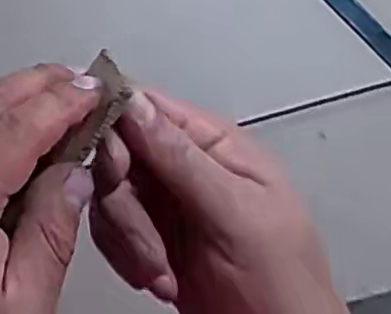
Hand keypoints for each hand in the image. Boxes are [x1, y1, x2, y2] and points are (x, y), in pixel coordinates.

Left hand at [0, 64, 105, 313]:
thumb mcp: (20, 306)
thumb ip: (51, 234)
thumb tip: (76, 173)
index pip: (16, 130)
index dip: (59, 103)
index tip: (94, 89)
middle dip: (42, 83)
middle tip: (86, 79)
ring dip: (24, 90)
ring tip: (67, 90)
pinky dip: (3, 109)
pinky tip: (31, 115)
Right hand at [88, 90, 344, 313]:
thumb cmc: (286, 290)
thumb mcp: (239, 216)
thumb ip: (181, 156)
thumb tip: (130, 99)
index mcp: (208, 140)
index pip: (141, 101)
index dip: (114, 121)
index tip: (116, 163)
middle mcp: (176, 158)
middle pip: (113, 144)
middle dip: (119, 194)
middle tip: (141, 232)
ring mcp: (158, 193)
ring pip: (104, 185)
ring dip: (123, 232)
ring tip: (158, 270)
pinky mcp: (142, 227)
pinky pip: (104, 219)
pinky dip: (121, 251)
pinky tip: (156, 277)